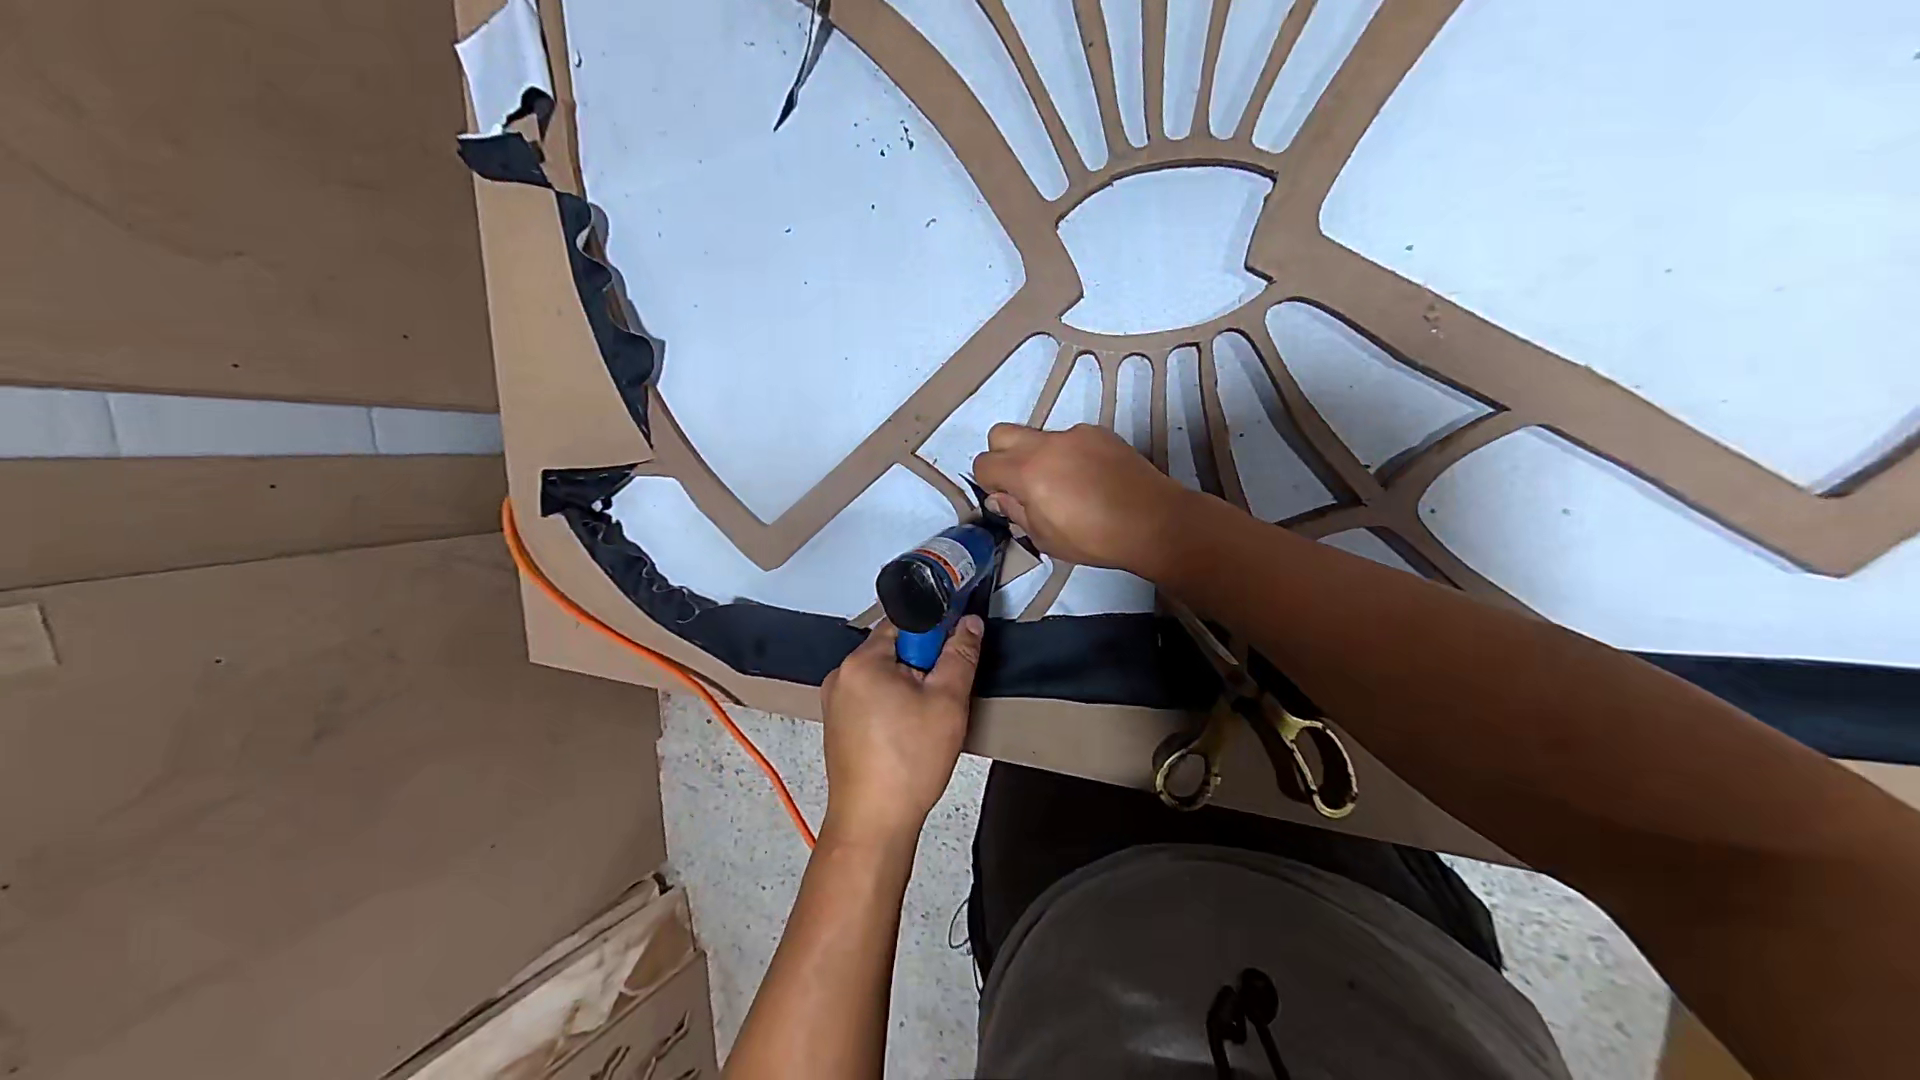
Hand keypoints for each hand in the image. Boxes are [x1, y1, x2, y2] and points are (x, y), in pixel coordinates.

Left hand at [818, 617, 981, 847]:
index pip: (905, 623)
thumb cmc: (907, 765)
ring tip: (924, 723)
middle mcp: (841, 676)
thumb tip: (968, 624)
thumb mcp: (948, 701)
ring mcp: (837, 702)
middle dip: (924, 667)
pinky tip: (908, 736)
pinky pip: (873, 699)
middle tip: (940, 699)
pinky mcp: (840, 725)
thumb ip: (960, 655)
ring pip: (886, 677)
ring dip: (910, 689)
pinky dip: (894, 708)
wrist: (874, 822)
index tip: (953, 655)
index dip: (935, 635)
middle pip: (895, 650)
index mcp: (862, 662)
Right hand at [972, 423, 1190, 573]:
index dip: (988, 484)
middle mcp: (1046, 444)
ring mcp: (1075, 434)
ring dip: (1038, 455)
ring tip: (1064, 485)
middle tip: (1022, 483)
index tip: (1006, 499)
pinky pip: (1070, 438)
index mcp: (1027, 472)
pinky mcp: (1100, 433)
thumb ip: (1016, 512)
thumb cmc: (1094, 539)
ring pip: (1038, 436)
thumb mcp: (1045, 538)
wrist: (1153, 522)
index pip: (983, 463)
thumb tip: (1000, 498)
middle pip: (1001, 433)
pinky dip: (1069, 454)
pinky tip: (1090, 479)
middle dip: (1002, 456)